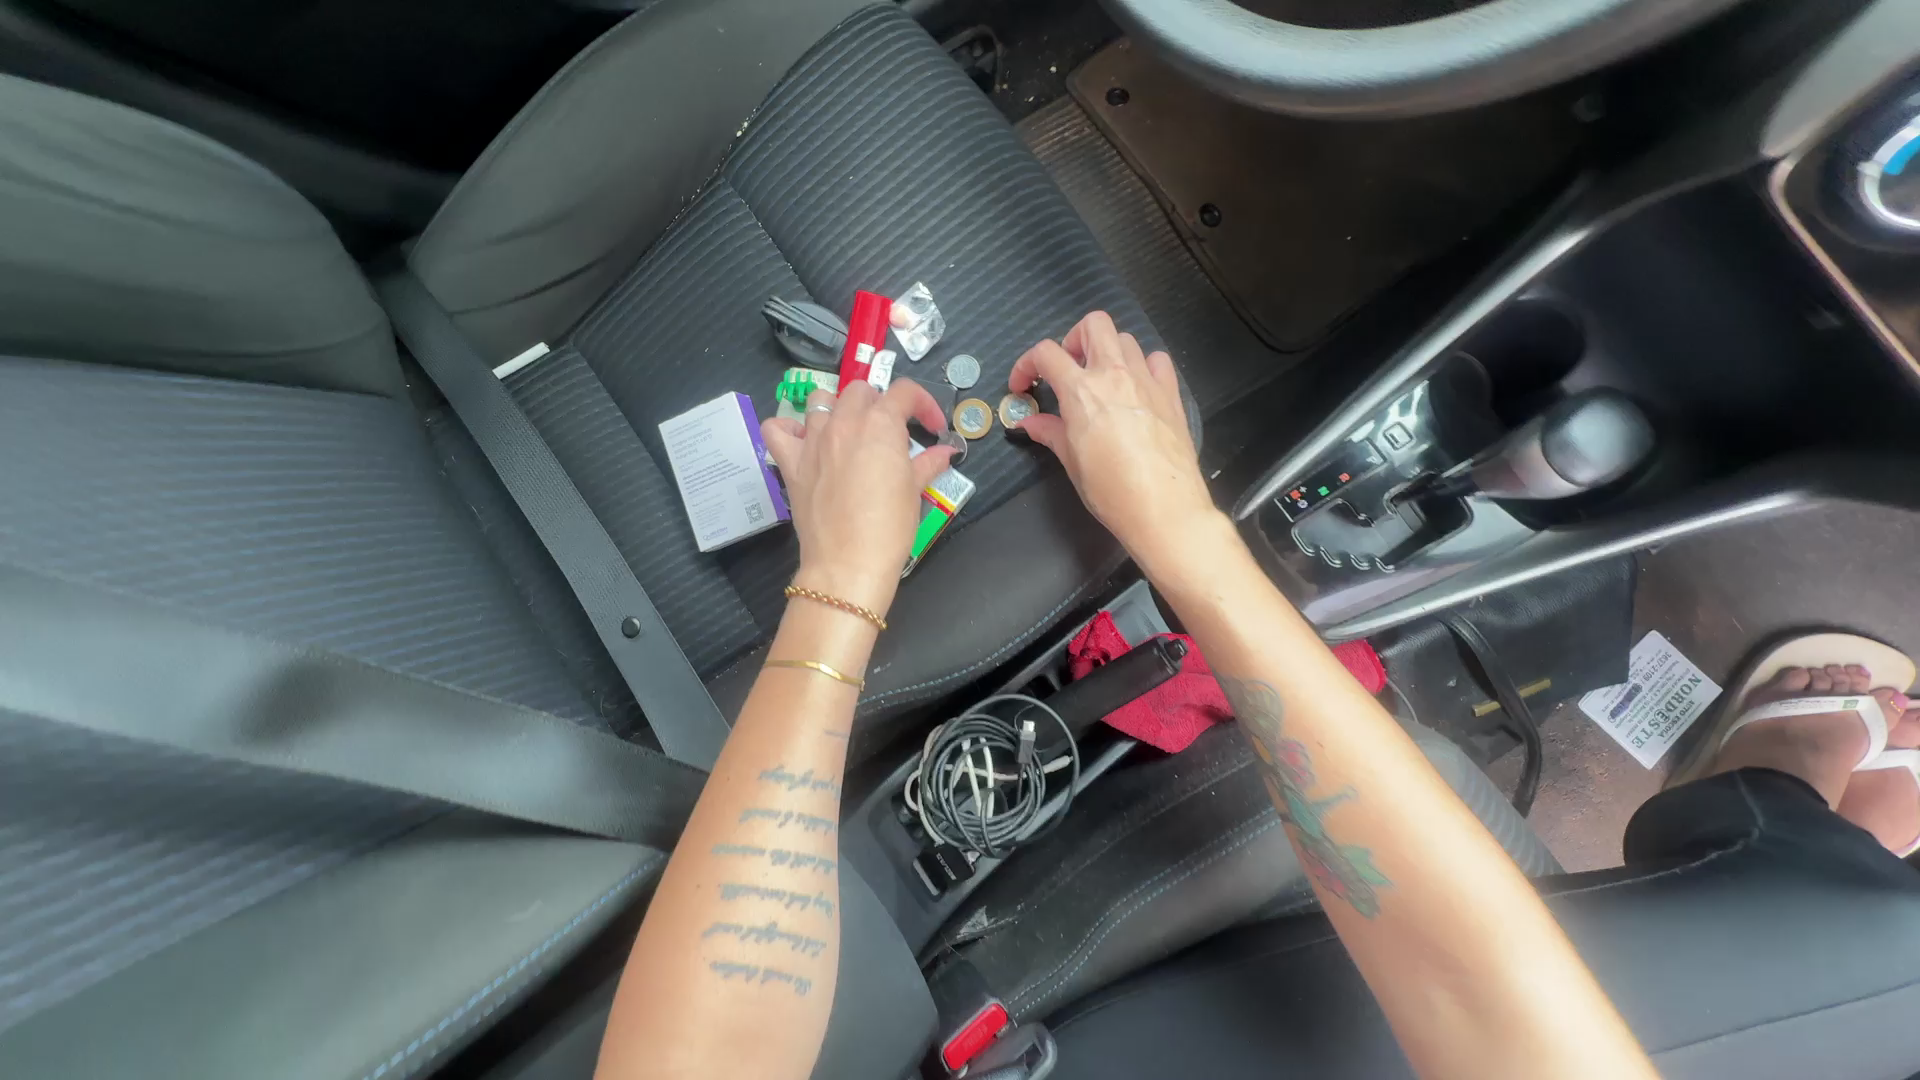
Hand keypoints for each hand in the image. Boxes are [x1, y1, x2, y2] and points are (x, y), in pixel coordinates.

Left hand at [761, 380, 955, 616]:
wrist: (848, 563)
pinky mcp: (791, 463)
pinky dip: (789, 429)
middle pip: (861, 391)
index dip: (924, 405)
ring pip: (821, 401)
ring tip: (851, 433)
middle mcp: (844, 423)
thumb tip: (946, 452)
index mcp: (880, 425)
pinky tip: (805, 442)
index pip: (905, 392)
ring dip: (839, 409)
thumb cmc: (889, 528)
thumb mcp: (915, 491)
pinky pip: (778, 429)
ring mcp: (813, 440)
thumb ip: (928, 463)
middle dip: (881, 404)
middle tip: (892, 433)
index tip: (932, 428)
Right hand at [1011, 311, 1224, 571]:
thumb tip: (1029, 423)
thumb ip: (1050, 432)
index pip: (1046, 353)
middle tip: (1066, 370)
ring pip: (1125, 339)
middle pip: (1093, 324)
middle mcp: (1114, 374)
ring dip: (1107, 352)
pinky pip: (1156, 361)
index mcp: (1081, 391)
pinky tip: (1135, 388)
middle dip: (1073, 340)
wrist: (1163, 507)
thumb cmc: (1110, 490)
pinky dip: (1142, 365)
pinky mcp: (1171, 394)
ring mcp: (1146, 380)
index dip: (1026, 364)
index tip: (1022, 386)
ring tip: (1100, 380)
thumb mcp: (1071, 461)